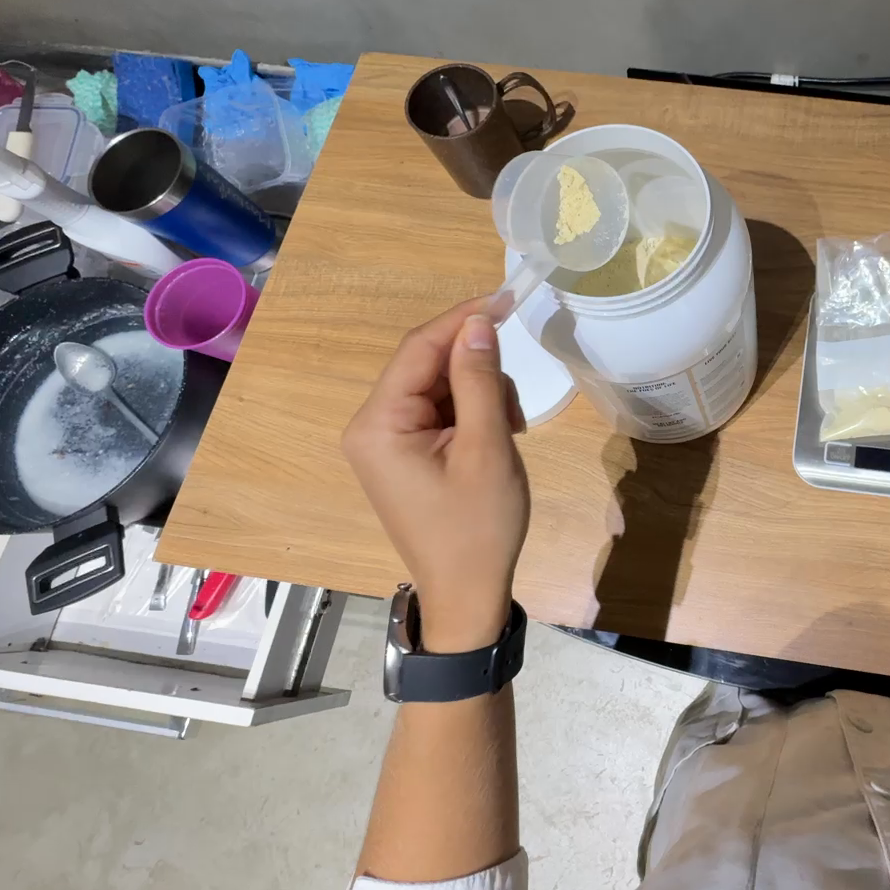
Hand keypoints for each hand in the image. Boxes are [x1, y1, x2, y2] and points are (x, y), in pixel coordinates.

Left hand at [343, 298, 527, 651]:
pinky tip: (497, 438)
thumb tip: (479, 321)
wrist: (468, 592)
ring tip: (511, 432)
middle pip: (429, 365)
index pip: (419, 348)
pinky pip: (442, 410)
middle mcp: (372, 425)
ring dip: (483, 395)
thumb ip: (481, 381)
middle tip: (517, 404)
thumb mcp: (488, 448)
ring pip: (441, 386)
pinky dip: (476, 413)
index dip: (463, 318)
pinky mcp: (407, 452)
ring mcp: (387, 440)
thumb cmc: (479, 526)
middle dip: (479, 371)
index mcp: (379, 424)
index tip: (509, 297)